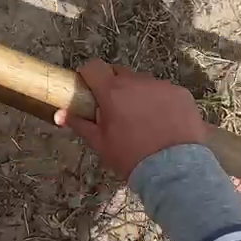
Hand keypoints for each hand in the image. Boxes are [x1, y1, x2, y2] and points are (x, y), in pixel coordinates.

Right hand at [54, 59, 213, 179]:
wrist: (176, 173)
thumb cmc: (132, 159)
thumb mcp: (102, 144)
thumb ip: (80, 124)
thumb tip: (58, 114)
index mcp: (112, 91)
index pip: (93, 66)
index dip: (89, 75)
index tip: (90, 89)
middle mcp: (136, 81)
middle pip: (119, 73)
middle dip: (115, 86)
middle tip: (118, 111)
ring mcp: (161, 86)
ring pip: (143, 83)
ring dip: (140, 94)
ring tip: (146, 121)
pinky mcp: (182, 94)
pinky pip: (166, 92)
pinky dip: (162, 102)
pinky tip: (166, 124)